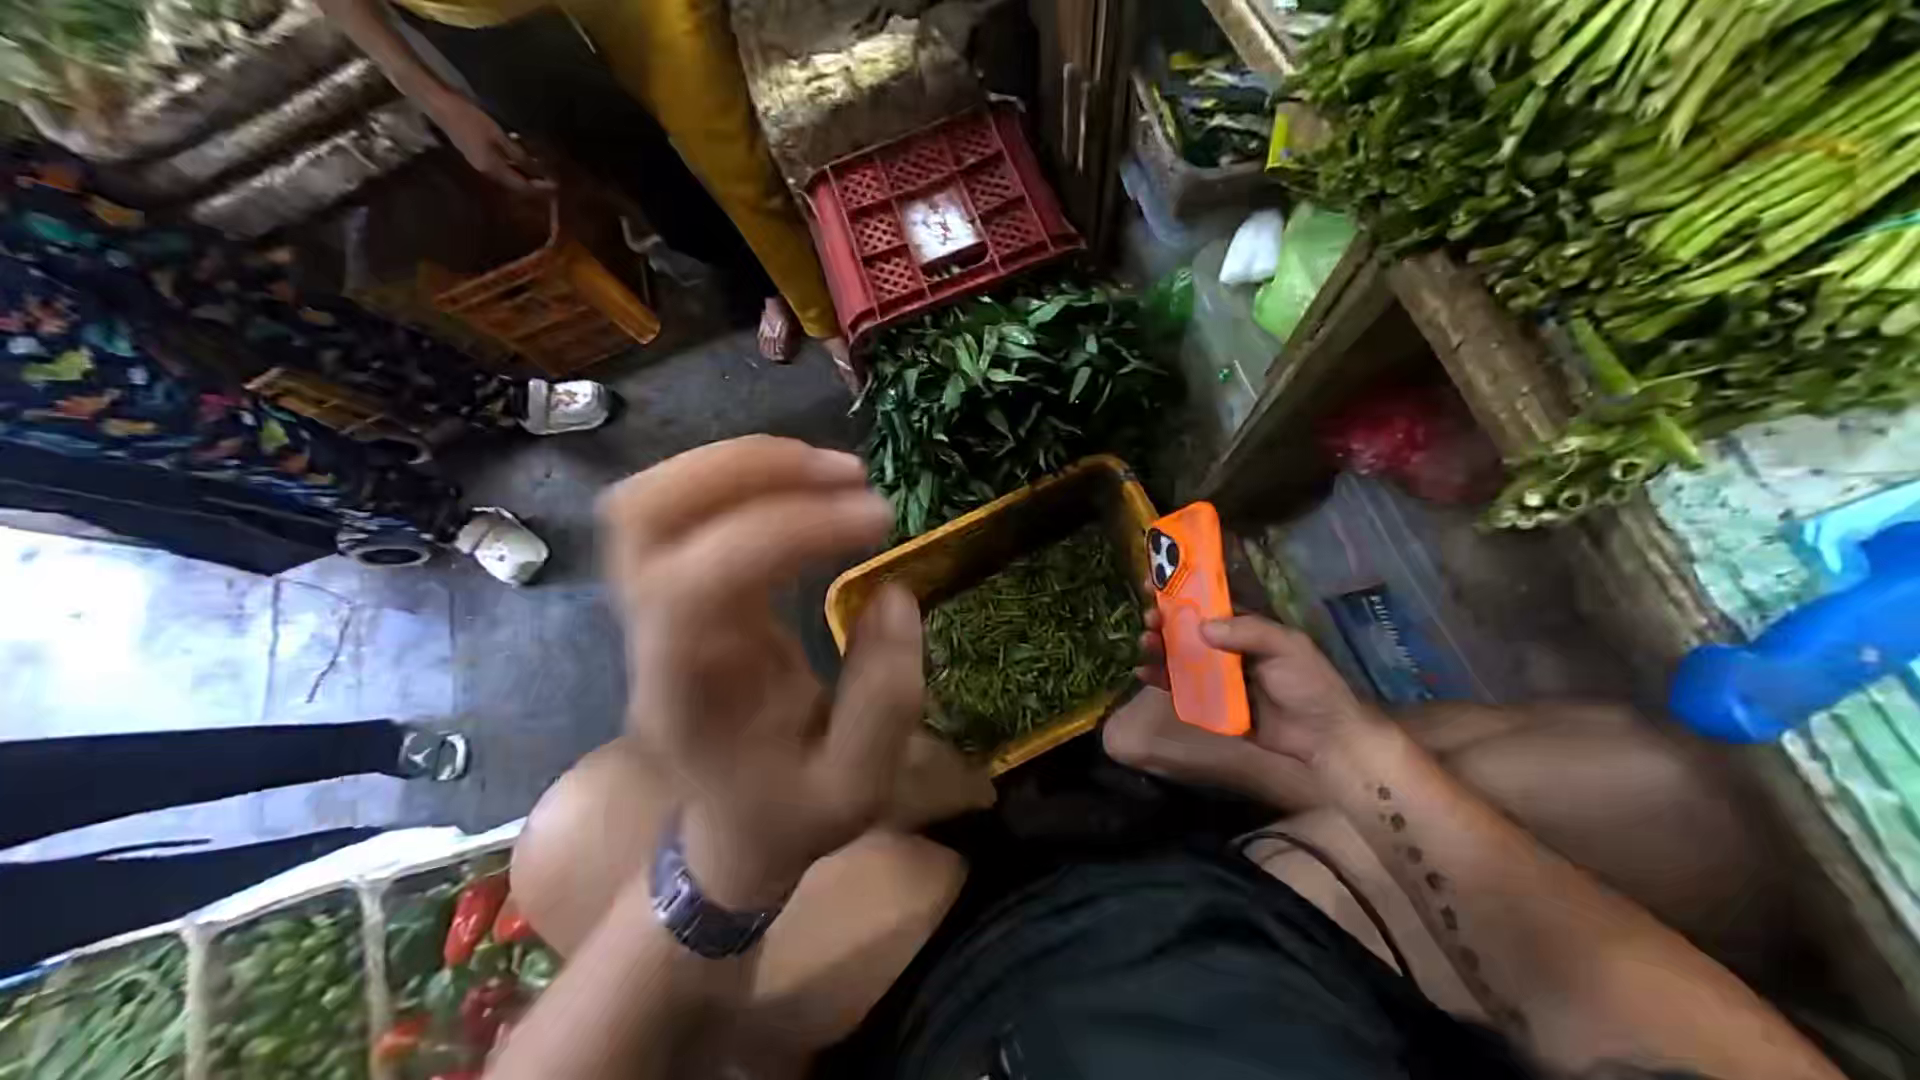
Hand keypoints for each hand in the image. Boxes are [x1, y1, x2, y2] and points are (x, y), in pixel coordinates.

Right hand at [428, 92, 551, 193]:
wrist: (438, 102)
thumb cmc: (469, 117)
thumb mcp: (498, 135)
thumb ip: (518, 155)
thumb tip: (538, 170)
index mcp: (493, 169)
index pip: (522, 186)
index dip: (540, 187)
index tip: (557, 185)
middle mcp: (487, 172)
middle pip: (517, 184)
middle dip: (535, 183)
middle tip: (553, 179)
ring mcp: (481, 164)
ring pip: (510, 175)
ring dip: (526, 175)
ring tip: (543, 171)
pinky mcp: (478, 155)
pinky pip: (502, 166)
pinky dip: (516, 166)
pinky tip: (525, 160)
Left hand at [598, 436, 921, 908]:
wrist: (730, 829)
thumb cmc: (789, 815)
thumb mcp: (858, 787)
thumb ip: (885, 699)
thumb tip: (894, 594)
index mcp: (687, 690)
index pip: (700, 580)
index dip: (787, 530)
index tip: (878, 520)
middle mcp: (652, 635)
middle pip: (646, 514)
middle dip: (747, 470)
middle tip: (845, 473)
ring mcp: (654, 607)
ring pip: (655, 498)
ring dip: (744, 463)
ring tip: (833, 471)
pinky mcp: (680, 590)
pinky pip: (687, 508)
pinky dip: (747, 478)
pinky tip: (809, 488)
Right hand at [1137, 608, 1383, 769]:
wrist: (1323, 738)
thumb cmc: (1309, 684)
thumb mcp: (1286, 647)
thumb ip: (1248, 632)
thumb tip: (1201, 625)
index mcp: (1244, 628)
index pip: (1207, 604)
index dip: (1181, 593)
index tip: (1154, 584)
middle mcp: (1226, 648)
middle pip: (1186, 630)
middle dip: (1163, 621)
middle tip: (1147, 619)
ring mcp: (1216, 677)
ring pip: (1179, 656)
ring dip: (1158, 647)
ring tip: (1145, 643)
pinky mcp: (1209, 703)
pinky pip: (1179, 688)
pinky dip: (1159, 679)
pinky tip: (1143, 673)